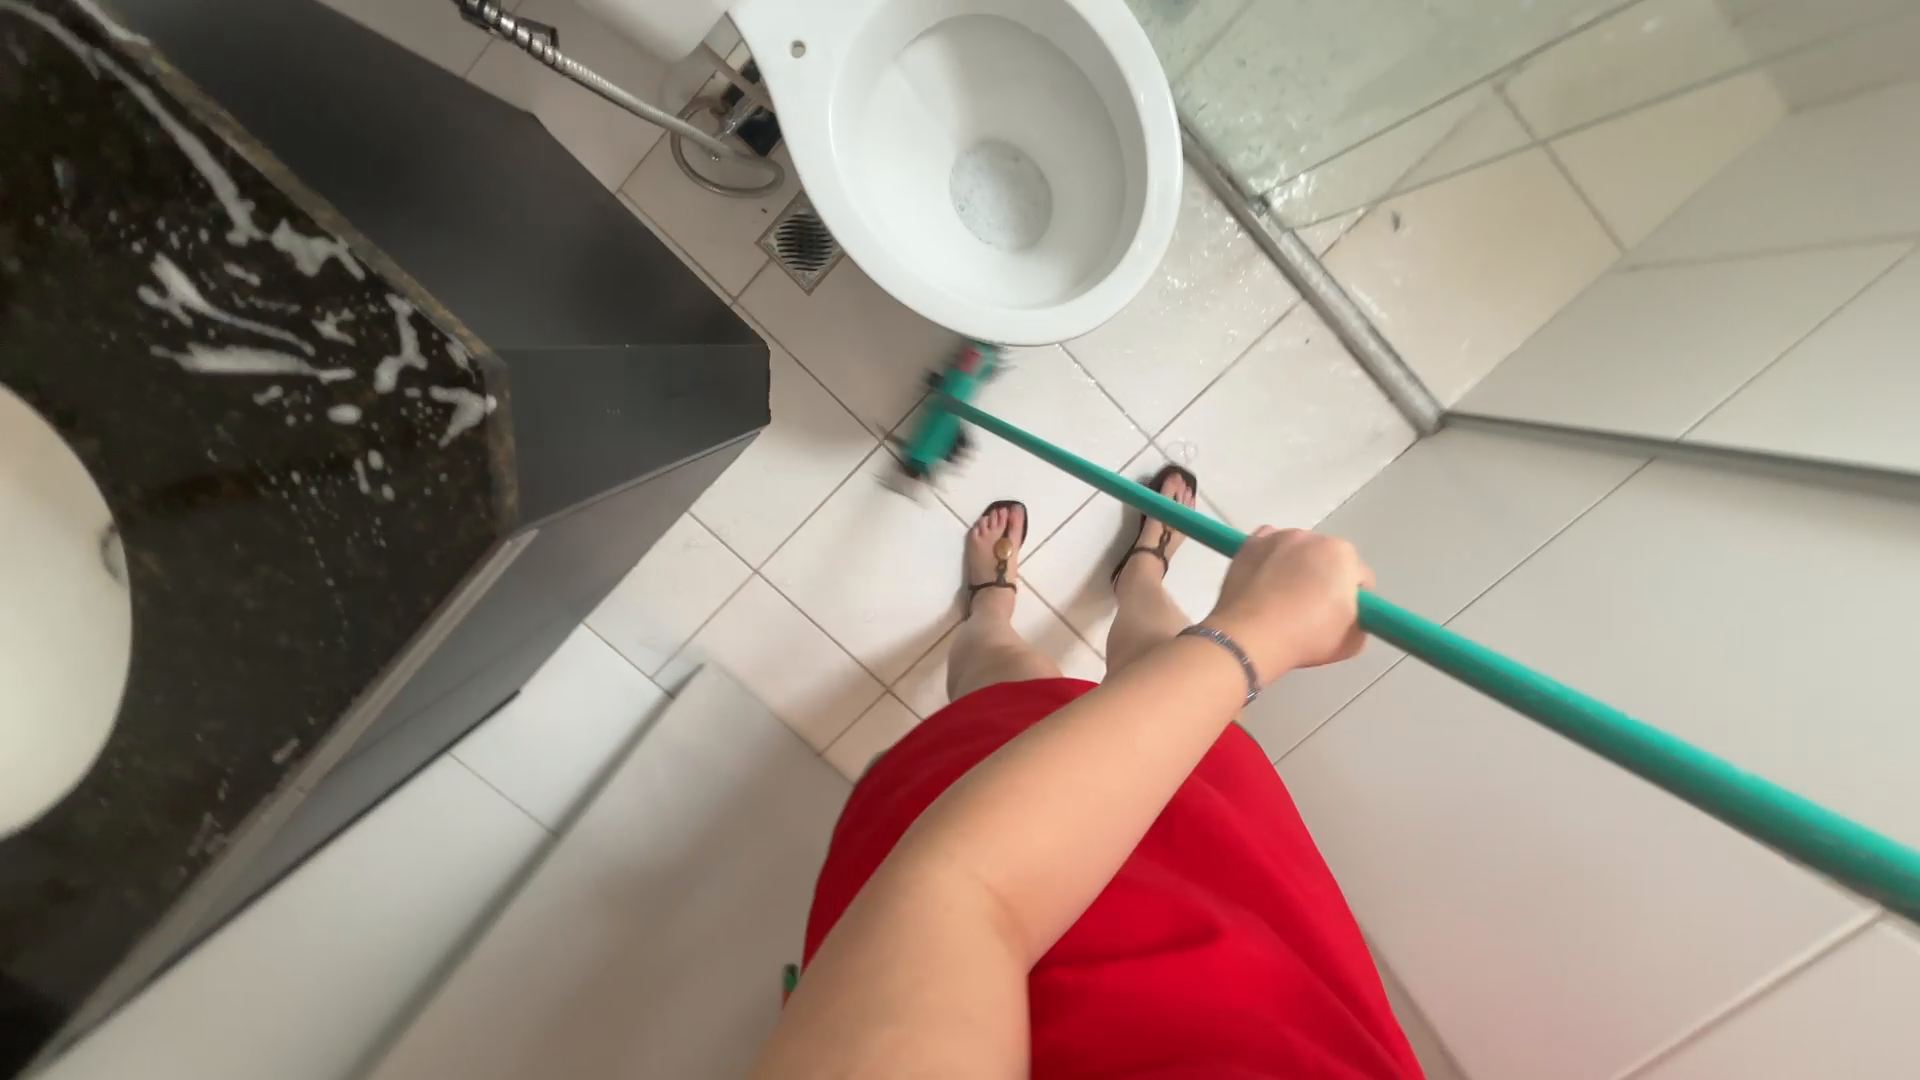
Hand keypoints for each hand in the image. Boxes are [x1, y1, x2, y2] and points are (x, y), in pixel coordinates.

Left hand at [1203, 527, 1373, 681]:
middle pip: (1325, 558)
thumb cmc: (1305, 637)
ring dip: (1295, 565)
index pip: (1357, 576)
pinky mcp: (1248, 545)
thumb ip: (1358, 618)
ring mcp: (1275, 537)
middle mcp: (1310, 537)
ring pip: (1295, 550)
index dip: (1352, 598)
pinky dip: (1268, 557)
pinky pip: (1266, 545)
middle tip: (1309, 607)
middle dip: (1323, 577)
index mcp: (1342, 554)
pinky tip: (1264, 578)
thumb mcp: (1352, 640)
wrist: (1249, 636)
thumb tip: (1347, 614)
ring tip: (1281, 594)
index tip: (1339, 615)